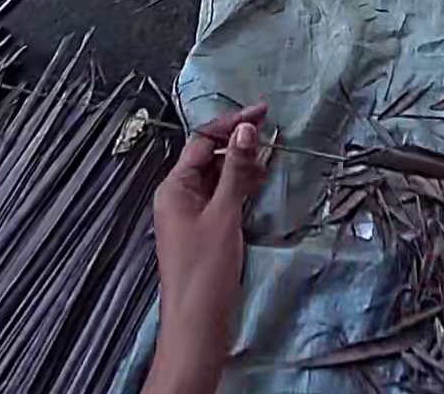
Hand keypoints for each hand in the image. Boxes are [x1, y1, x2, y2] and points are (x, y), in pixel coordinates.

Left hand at [145, 103, 267, 393]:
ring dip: (241, 161)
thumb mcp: (224, 214)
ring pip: (217, 174)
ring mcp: (191, 212)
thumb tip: (246, 127)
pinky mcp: (204, 228)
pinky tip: (260, 178)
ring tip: (269, 153)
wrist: (197, 331)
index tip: (262, 112)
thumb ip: (235, 168)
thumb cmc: (206, 270)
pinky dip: (240, 183)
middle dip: (237, 140)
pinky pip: (222, 194)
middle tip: (270, 128)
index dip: (232, 123)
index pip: (202, 140)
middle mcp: (179, 193)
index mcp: (174, 185)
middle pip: (208, 154)